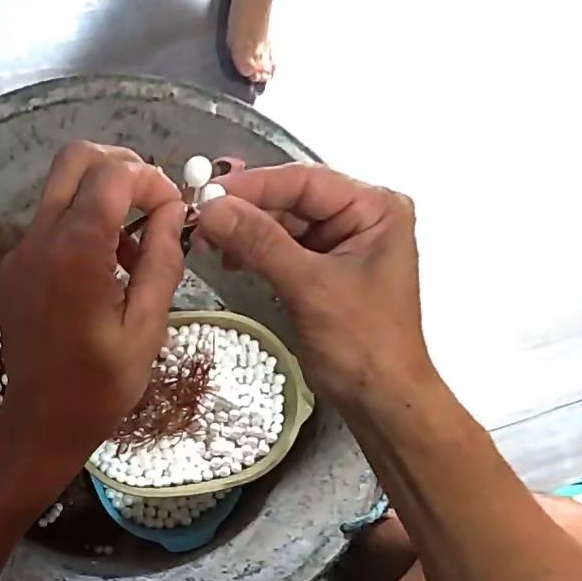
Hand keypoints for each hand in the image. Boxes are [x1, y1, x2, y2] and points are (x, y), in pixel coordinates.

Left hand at [0, 142, 186, 464]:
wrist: (44, 422)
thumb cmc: (102, 385)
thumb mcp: (148, 327)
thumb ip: (162, 260)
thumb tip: (174, 211)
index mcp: (75, 253)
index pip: (114, 175)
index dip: (151, 182)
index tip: (173, 214)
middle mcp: (38, 241)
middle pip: (75, 161)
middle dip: (120, 169)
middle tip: (150, 208)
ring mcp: (18, 256)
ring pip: (58, 192)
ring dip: (100, 202)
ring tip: (131, 254)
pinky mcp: (11, 273)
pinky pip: (45, 228)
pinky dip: (77, 230)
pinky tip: (99, 275)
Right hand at [195, 165, 431, 406]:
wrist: (380, 398)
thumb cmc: (363, 344)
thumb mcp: (310, 287)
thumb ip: (261, 244)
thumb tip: (215, 209)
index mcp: (374, 210)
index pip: (305, 182)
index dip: (254, 186)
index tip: (208, 192)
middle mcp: (360, 220)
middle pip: (292, 201)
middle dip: (246, 210)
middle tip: (201, 218)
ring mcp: (341, 248)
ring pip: (283, 226)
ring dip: (246, 232)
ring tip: (209, 239)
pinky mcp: (322, 273)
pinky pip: (282, 251)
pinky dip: (255, 253)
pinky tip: (231, 257)